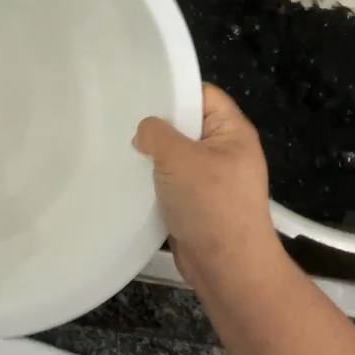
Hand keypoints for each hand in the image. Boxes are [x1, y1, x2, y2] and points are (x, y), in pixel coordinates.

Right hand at [133, 84, 284, 290]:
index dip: (174, 89)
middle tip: (122, 120)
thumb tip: (144, 133)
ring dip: (152, 154)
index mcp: (232, 132)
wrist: (227, 265)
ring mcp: (211, 177)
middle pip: (186, 123)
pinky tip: (130, 177)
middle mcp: (224, 150)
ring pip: (175, 153)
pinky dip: (153, 177)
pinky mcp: (196, 200)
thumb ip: (156, 133)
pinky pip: (171, 178)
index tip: (138, 92)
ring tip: (122, 148)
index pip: (203, 94)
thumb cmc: (210, 204)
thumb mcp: (179, 158)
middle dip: (156, 123)